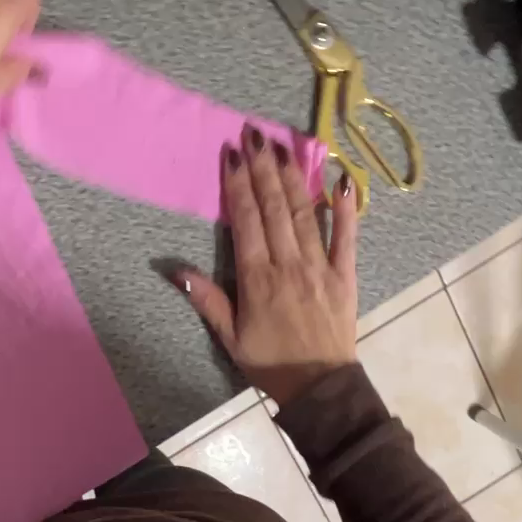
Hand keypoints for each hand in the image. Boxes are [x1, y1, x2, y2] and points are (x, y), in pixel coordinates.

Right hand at [178, 127, 359, 406]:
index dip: (237, 184)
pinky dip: (345, 209)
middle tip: (255, 133)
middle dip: (263, 168)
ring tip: (284, 145)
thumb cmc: (270, 364)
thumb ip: (207, 300)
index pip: (246, 221)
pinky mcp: (344, 275)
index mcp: (257, 279)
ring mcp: (319, 267)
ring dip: (294, 177)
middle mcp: (288, 265)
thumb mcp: (230, 338)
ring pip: (304, 214)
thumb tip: (174, 269)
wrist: (319, 387)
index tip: (231, 153)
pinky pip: (347, 237)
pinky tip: (341, 180)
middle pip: (274, 208)